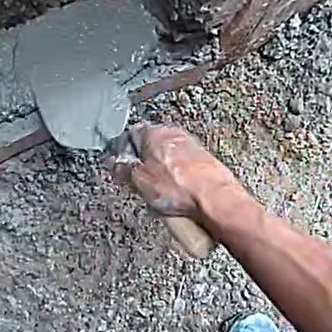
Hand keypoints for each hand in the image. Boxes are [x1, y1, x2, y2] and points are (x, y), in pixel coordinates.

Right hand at [121, 123, 247, 221]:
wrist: (216, 199)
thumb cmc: (180, 189)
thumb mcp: (139, 181)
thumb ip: (123, 169)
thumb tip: (115, 163)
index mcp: (155, 132)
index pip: (130, 135)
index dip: (122, 153)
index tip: (119, 168)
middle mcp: (175, 134)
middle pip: (150, 148)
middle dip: (144, 165)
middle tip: (140, 185)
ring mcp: (192, 147)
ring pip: (167, 160)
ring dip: (162, 175)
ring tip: (161, 195)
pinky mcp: (205, 162)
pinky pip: (183, 171)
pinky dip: (178, 182)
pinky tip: (179, 196)